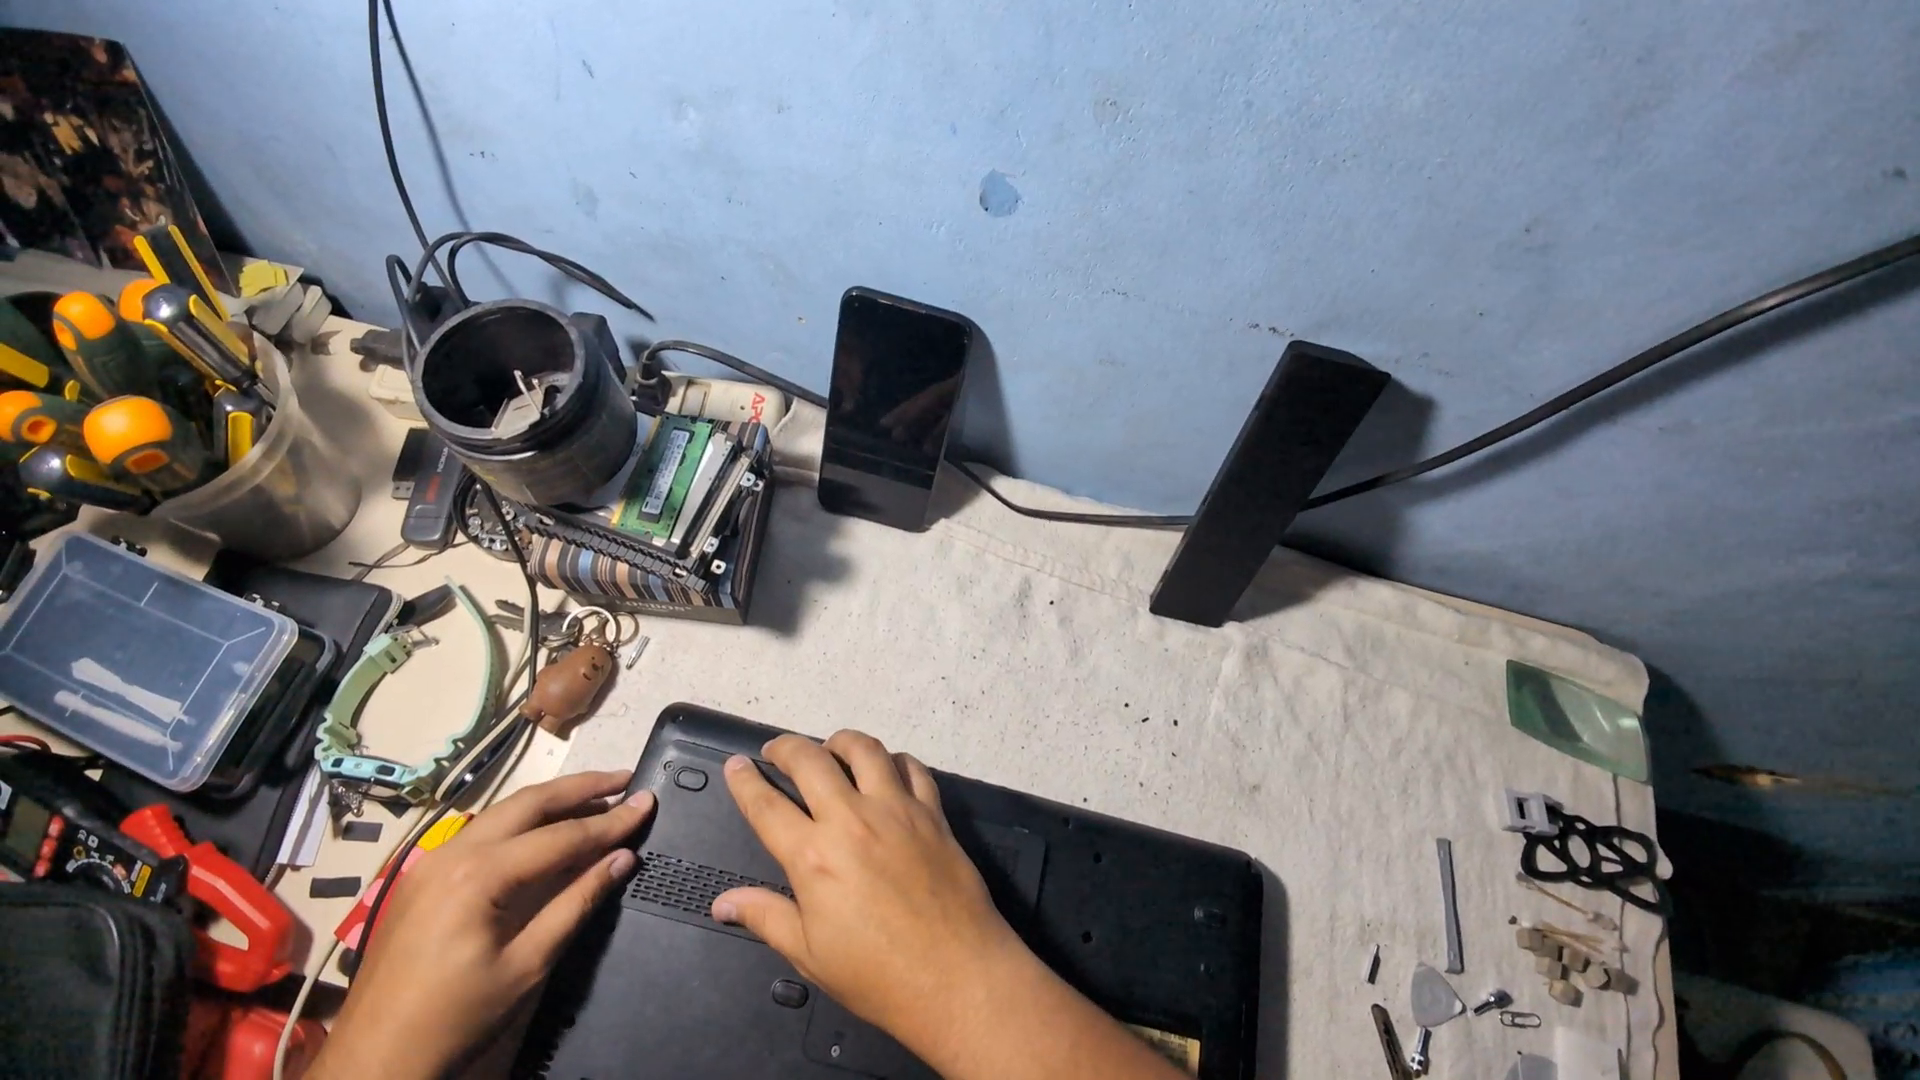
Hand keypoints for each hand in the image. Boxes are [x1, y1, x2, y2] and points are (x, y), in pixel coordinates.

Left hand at [311, 771, 654, 1079]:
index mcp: (479, 875)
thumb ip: (577, 903)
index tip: (647, 802)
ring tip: (597, 795)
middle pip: (530, 803)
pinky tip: (547, 829)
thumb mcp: (528, 964)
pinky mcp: (424, 876)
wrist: (371, 1063)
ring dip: (553, 800)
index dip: (610, 821)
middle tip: (625, 778)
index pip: (562, 836)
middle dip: (582, 786)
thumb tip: (623, 858)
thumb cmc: (455, 1018)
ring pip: (504, 812)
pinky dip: (523, 822)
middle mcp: (454, 853)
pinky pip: (484, 833)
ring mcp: (433, 861)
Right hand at [710, 732, 1025, 1048]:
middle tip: (777, 751)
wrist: (957, 975)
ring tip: (831, 748)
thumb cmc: (877, 974)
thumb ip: (766, 917)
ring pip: (865, 750)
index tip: (735, 766)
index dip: (744, 781)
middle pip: (811, 760)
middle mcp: (852, 819)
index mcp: (814, 855)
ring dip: (841, 742)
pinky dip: (894, 760)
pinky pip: (912, 768)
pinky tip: (887, 769)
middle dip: (786, 748)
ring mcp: (897, 810)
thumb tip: (723, 903)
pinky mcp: (933, 813)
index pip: (766, 805)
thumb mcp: (810, 954)